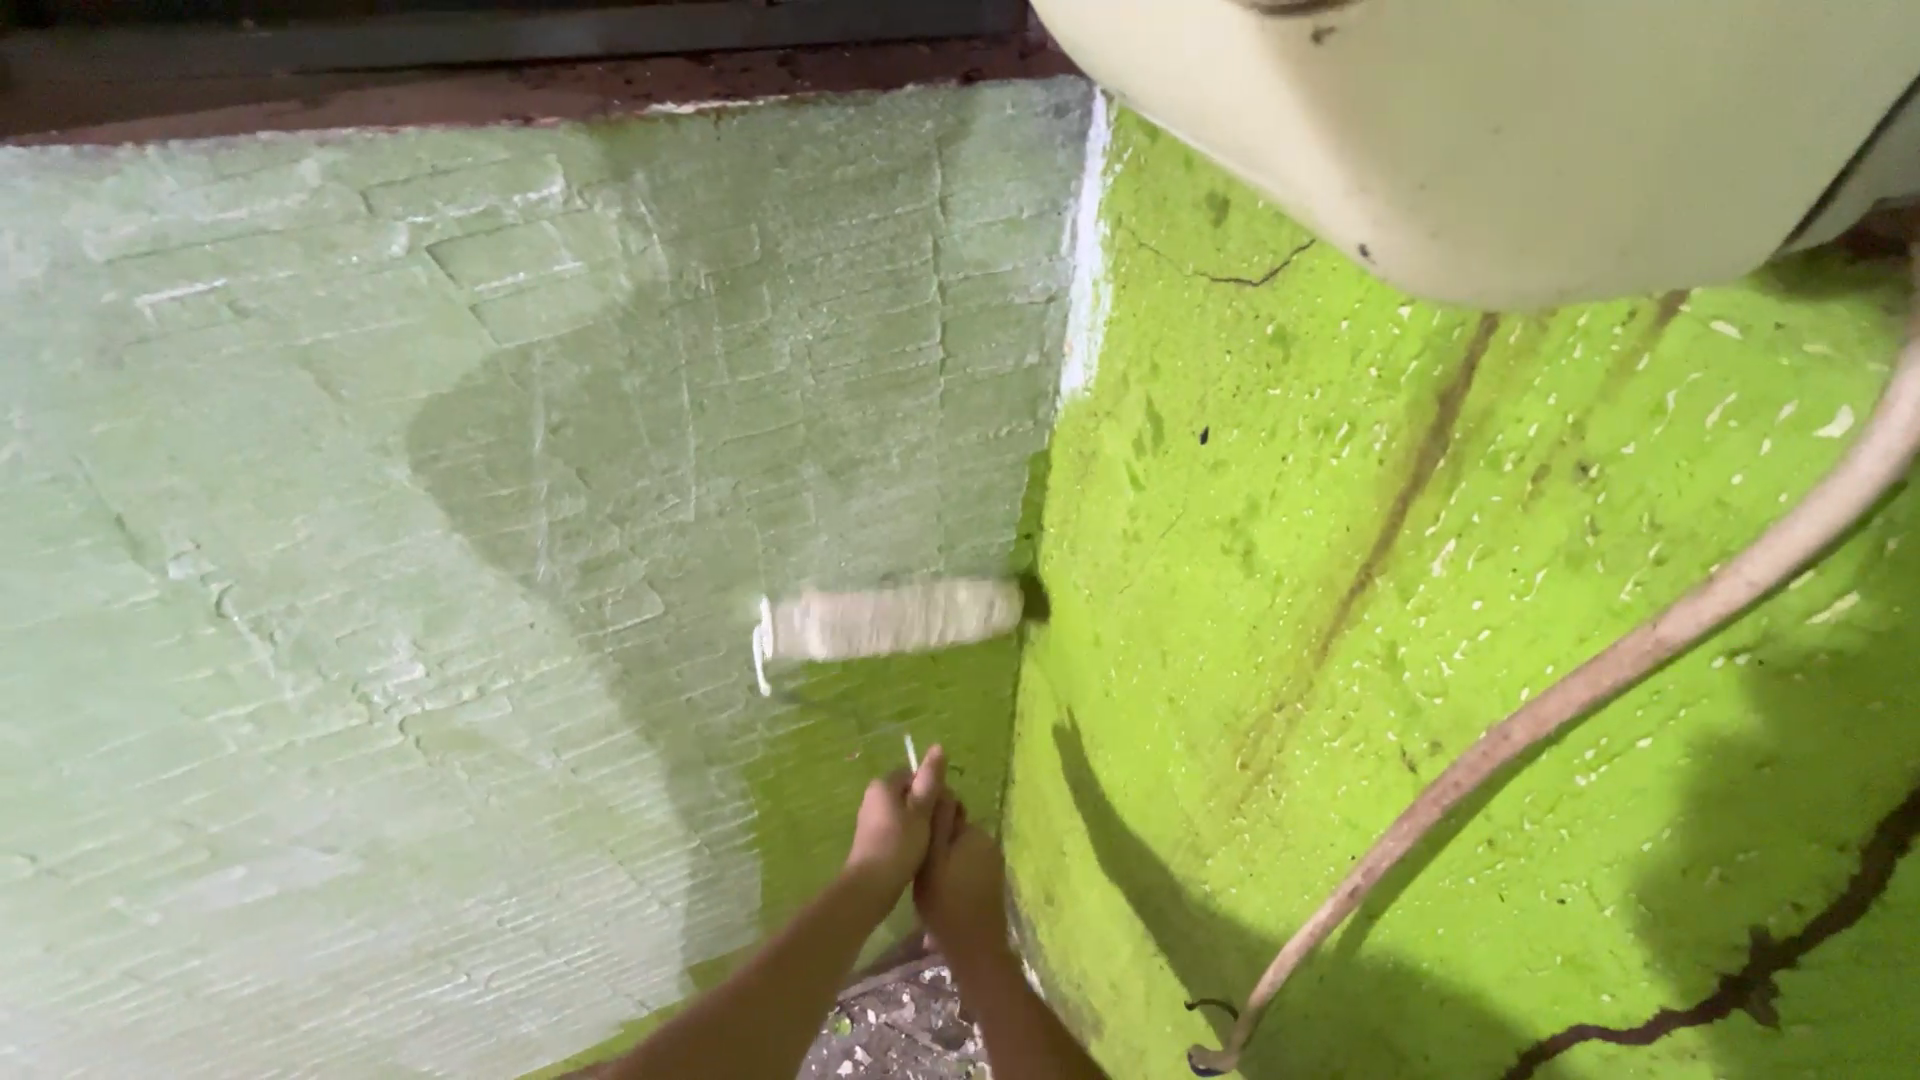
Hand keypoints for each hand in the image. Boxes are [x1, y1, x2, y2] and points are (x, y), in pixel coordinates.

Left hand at [844, 744, 946, 897]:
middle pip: (910, 793)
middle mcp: (874, 796)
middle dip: (928, 807)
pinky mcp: (872, 838)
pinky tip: (919, 852)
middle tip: (941, 827)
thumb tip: (938, 747)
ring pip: (905, 812)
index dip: (933, 789)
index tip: (944, 809)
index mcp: (883, 784)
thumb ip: (930, 780)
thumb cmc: (899, 845)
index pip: (915, 774)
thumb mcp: (921, 811)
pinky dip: (909, 836)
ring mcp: (871, 818)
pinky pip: (897, 828)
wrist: (870, 886)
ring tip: (932, 842)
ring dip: (920, 824)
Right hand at [913, 794, 1009, 959]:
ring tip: (927, 880)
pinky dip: (956, 875)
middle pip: (955, 832)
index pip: (949, 811)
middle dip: (938, 843)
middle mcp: (988, 842)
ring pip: (961, 851)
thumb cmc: (946, 902)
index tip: (914, 837)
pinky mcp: (993, 882)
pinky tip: (943, 893)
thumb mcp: (932, 858)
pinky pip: (969, 867)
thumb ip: (937, 823)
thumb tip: (941, 788)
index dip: (929, 822)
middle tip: (917, 864)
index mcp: (974, 832)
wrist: (975, 948)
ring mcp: (993, 863)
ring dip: (946, 860)